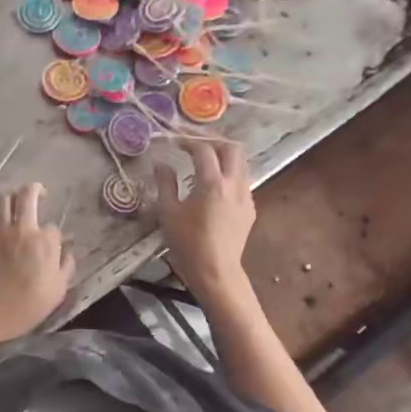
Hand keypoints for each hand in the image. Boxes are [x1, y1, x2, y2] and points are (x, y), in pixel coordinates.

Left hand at [0, 183, 74, 345]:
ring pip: (4, 199)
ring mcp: (0, 230)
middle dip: (35, 190)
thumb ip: (65, 263)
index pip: (52, 226)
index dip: (53, 234)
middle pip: (27, 194)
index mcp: (43, 240)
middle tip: (39, 193)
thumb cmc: (33, 302)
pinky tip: (3, 230)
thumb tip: (66, 250)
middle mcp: (21, 228)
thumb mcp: (60, 286)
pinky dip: (0, 219)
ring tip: (18, 206)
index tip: (52, 244)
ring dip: (13, 198)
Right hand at [155, 139, 255, 298]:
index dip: (188, 140)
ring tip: (204, 159)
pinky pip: (242, 179)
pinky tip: (213, 184)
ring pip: (241, 162)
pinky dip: (228, 172)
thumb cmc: (187, 243)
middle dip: (213, 140)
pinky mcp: (249, 207)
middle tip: (194, 143)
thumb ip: (165, 183)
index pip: (204, 150)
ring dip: (223, 155)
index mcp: (212, 183)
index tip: (174, 141)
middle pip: (232, 148)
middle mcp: (234, 184)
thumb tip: (161, 164)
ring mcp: (245, 195)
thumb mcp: (168, 212)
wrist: (215, 271)